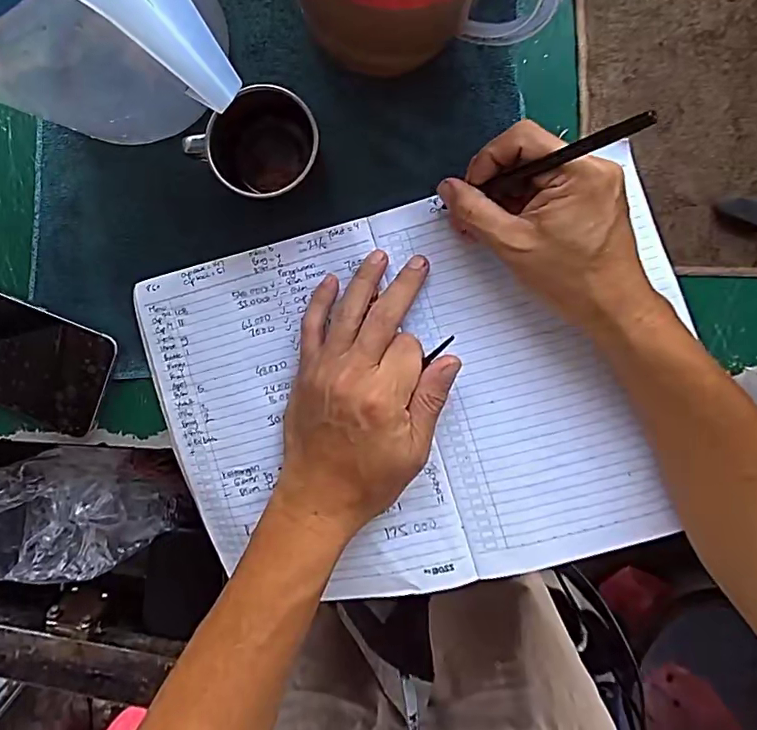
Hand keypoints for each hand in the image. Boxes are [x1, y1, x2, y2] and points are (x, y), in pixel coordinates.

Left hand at [273, 250, 461, 539]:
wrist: (316, 498)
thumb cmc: (366, 481)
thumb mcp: (413, 451)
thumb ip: (431, 401)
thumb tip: (449, 362)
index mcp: (383, 396)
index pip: (410, 348)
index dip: (419, 351)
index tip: (418, 366)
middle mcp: (353, 375)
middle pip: (383, 317)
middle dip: (403, 286)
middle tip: (417, 264)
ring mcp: (326, 369)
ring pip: (348, 313)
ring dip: (365, 281)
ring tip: (378, 258)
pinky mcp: (307, 371)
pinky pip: (312, 328)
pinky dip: (320, 302)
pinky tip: (330, 282)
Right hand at [437, 120, 664, 334]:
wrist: (613, 309)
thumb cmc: (579, 282)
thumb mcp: (512, 243)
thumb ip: (473, 209)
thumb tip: (451, 188)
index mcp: (581, 171)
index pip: (520, 138)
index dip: (487, 159)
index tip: (472, 185)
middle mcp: (593, 168)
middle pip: (526, 153)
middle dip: (494, 182)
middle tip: (475, 210)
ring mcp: (595, 182)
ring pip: (534, 171)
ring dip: (507, 195)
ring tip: (495, 225)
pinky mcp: (592, 196)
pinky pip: (548, 185)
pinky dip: (525, 202)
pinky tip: (514, 226)